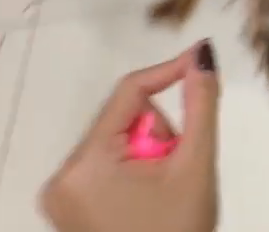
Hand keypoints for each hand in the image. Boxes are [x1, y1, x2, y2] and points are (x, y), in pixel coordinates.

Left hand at [41, 42, 220, 231]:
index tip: (206, 61)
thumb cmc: (176, 228)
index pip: (129, 91)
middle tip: (179, 161)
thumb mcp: (195, 161)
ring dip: (152, 146)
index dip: (170, 69)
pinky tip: (152, 191)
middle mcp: (62, 175)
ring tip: (167, 182)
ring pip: (121, 137)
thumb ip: (201, 101)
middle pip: (125, 116)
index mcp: (84, 164)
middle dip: (161, 128)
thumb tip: (202, 53)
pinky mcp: (70, 207)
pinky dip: (139, 163)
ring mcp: (63, 194)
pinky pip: (110, 161)